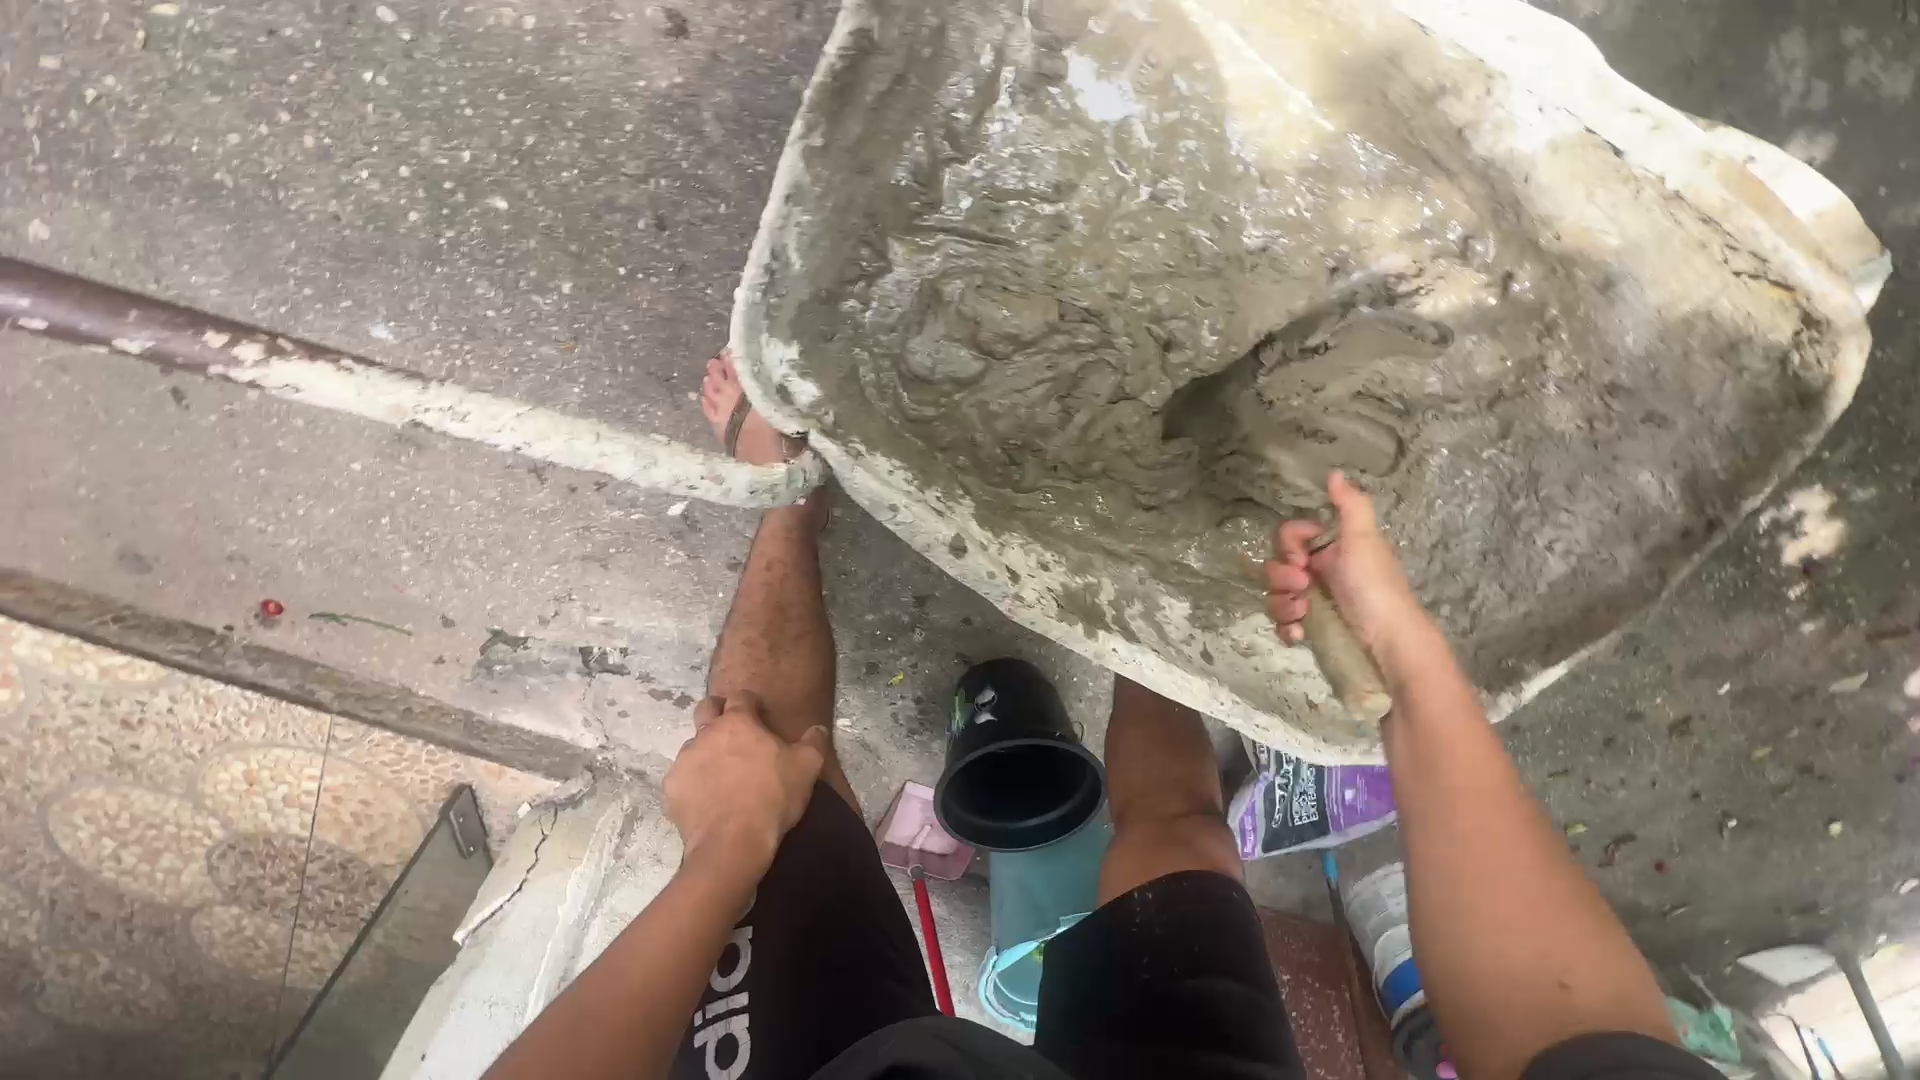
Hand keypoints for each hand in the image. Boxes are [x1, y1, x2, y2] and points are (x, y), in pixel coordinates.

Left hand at [664, 692, 826, 872]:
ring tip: (722, 773)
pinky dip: (694, 782)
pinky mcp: (671, 788)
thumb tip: (817, 729)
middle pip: (705, 708)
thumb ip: (814, 742)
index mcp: (738, 722)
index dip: (750, 701)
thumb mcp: (807, 767)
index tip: (760, 714)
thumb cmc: (772, 797)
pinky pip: (682, 776)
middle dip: (717, 711)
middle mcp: (706, 734)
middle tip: (733, 730)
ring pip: (693, 745)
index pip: (740, 696)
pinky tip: (707, 799)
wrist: (732, 843)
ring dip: (706, 751)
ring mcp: (684, 760)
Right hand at [1264, 470, 1424, 657]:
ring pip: (1273, 596)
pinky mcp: (1309, 628)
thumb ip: (1350, 505)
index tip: (1303, 558)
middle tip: (1304, 587)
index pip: (1287, 537)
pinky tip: (1300, 635)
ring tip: (1303, 614)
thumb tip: (1335, 472)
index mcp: (1328, 548)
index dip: (1288, 546)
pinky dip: (1286, 629)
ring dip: (1282, 605)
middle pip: (1274, 566)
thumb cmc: (1375, 585)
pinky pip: (1282, 624)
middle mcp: (1317, 572)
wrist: (1388, 639)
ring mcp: (1311, 601)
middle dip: (1281, 578)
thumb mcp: (1364, 539)